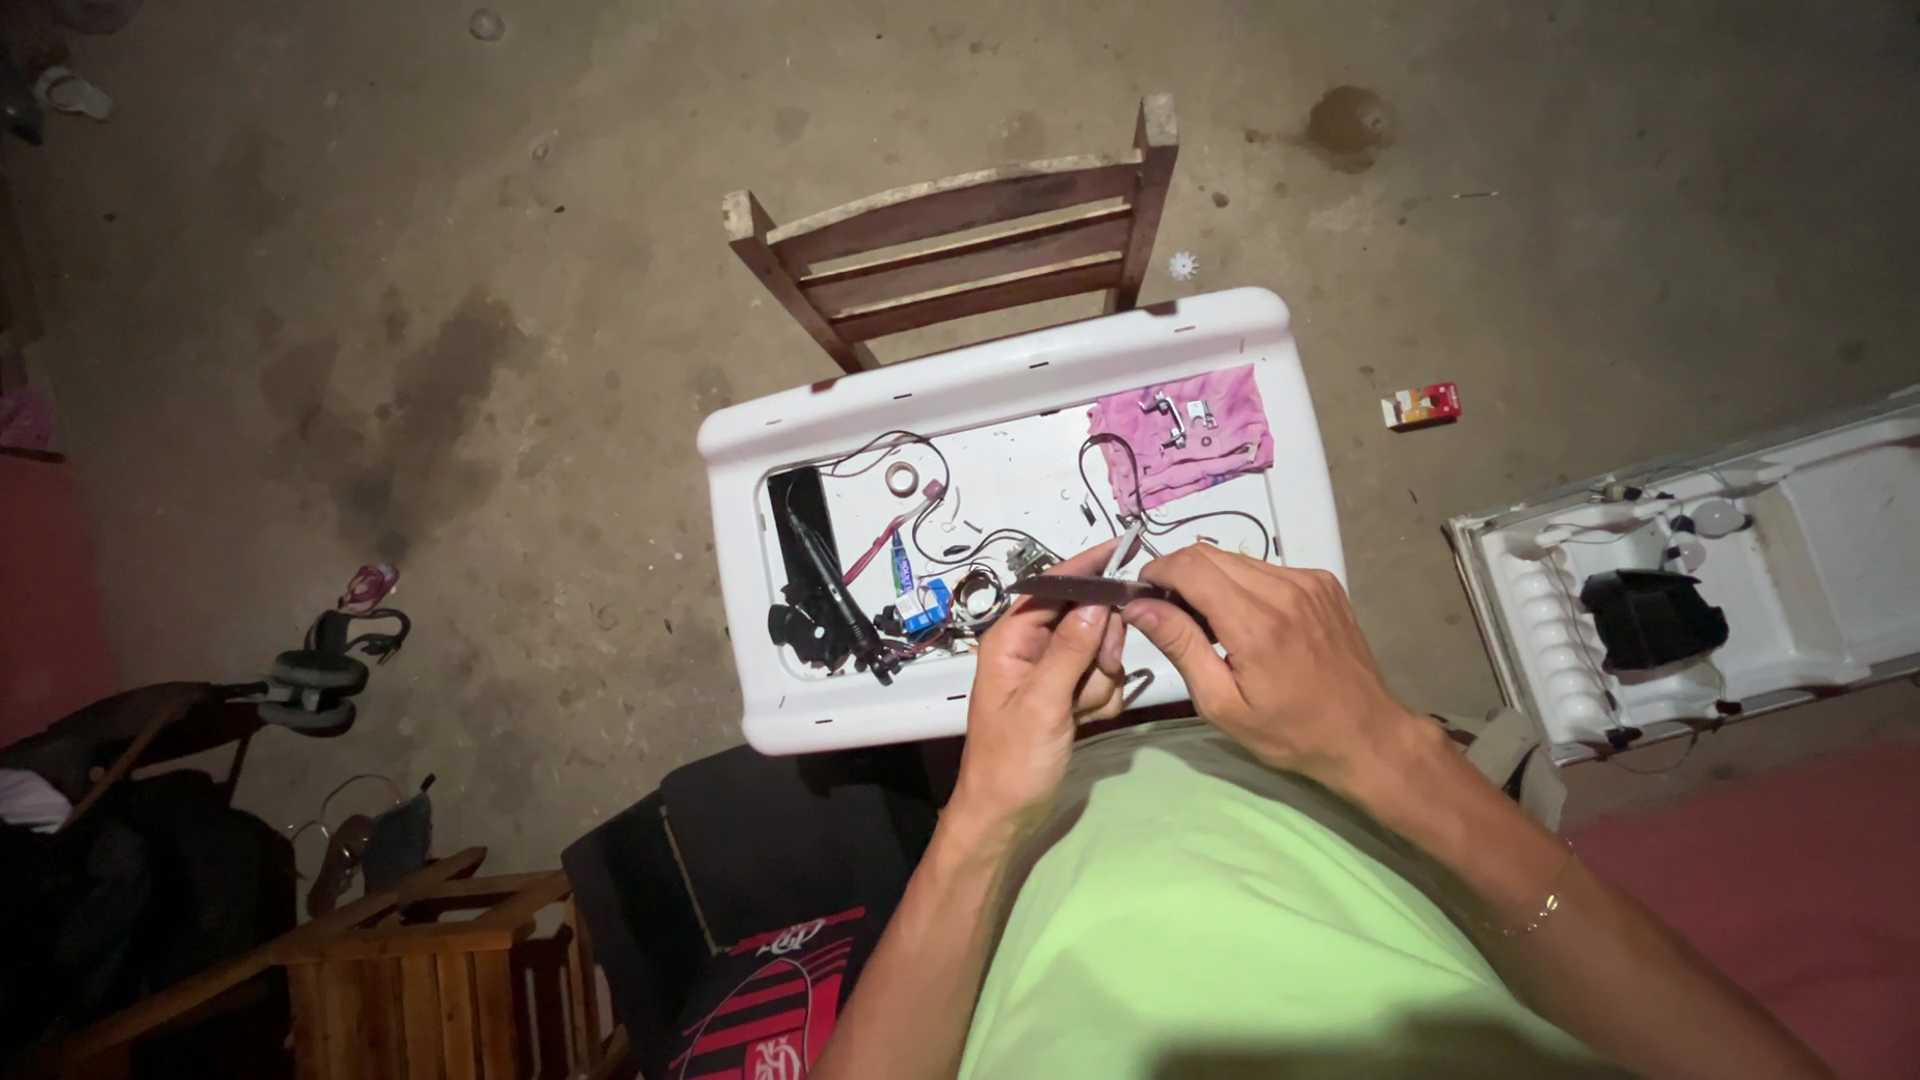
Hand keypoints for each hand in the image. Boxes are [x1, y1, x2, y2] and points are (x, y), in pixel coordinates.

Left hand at [950, 540, 1128, 834]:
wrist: (1006, 814)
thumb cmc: (1012, 760)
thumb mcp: (1042, 703)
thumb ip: (1071, 650)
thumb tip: (1098, 603)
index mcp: (1011, 638)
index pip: (1051, 587)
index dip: (1085, 567)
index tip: (1123, 549)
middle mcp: (1031, 647)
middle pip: (1086, 618)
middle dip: (1098, 649)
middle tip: (1091, 679)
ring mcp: (1052, 671)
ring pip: (1100, 651)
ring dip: (1098, 683)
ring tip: (1078, 712)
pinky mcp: (1068, 694)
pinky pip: (1102, 679)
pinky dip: (1099, 700)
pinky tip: (1082, 722)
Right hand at [1122, 545, 1423, 798]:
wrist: (1367, 735)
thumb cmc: (1288, 731)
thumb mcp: (1221, 703)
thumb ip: (1180, 646)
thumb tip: (1138, 607)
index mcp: (1255, 623)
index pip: (1188, 567)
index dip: (1155, 573)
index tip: (1141, 597)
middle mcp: (1283, 589)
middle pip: (1207, 554)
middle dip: (1176, 574)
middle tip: (1168, 612)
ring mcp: (1307, 581)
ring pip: (1234, 558)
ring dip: (1207, 579)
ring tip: (1208, 621)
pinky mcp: (1321, 581)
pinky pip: (1263, 568)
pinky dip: (1240, 584)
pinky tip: (1245, 619)